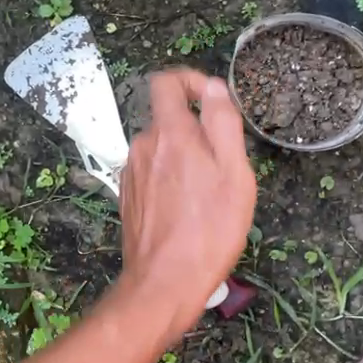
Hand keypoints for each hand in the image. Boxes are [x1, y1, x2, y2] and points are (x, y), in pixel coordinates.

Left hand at [118, 69, 255, 335]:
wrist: (165, 282)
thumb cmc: (210, 229)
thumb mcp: (234, 173)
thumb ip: (222, 122)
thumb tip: (213, 85)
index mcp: (169, 133)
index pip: (166, 82)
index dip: (189, 81)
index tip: (212, 99)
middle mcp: (143, 146)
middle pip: (169, 120)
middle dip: (197, 133)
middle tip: (223, 167)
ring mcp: (131, 172)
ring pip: (162, 149)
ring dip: (185, 160)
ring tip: (208, 195)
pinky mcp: (128, 196)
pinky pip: (153, 173)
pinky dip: (171, 180)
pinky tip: (187, 211)